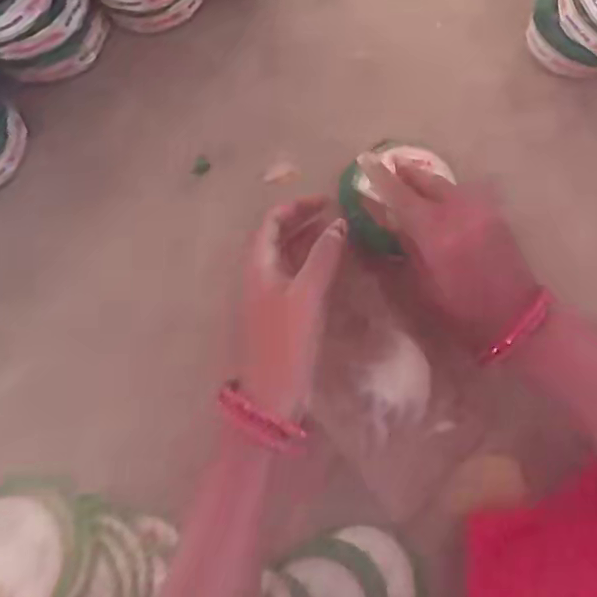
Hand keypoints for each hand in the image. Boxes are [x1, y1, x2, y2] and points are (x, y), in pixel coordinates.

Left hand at [240, 197, 346, 419]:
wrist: (271, 396)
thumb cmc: (286, 342)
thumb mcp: (307, 295)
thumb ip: (323, 256)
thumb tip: (339, 223)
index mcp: (257, 265)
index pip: (271, 221)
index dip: (297, 206)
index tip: (327, 200)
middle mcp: (257, 274)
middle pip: (276, 235)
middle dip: (303, 219)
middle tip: (334, 211)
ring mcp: (266, 293)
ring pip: (285, 254)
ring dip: (307, 238)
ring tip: (336, 231)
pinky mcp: (277, 311)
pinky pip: (292, 273)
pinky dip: (309, 260)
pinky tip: (330, 264)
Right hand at [356, 156, 544, 352]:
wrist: (514, 318)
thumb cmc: (458, 311)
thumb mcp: (418, 287)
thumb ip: (396, 250)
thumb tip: (375, 224)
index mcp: (433, 230)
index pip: (399, 194)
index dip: (380, 176)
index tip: (365, 160)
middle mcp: (456, 210)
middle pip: (426, 180)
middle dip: (405, 171)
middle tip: (389, 163)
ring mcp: (478, 209)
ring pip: (446, 184)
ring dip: (426, 179)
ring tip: (410, 177)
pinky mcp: (493, 214)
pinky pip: (463, 193)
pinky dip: (446, 190)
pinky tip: (439, 197)